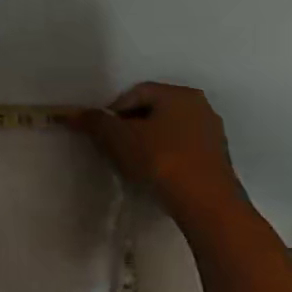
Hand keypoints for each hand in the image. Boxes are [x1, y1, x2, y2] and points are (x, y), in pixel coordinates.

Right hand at [74, 83, 243, 215]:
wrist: (203, 198)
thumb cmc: (159, 159)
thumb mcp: (118, 138)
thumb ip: (96, 122)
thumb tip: (76, 113)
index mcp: (178, 94)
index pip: (136, 92)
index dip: (112, 111)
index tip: (101, 133)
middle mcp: (199, 105)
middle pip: (153, 110)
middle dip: (129, 125)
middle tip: (114, 147)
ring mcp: (211, 131)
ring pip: (168, 129)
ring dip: (147, 141)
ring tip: (133, 162)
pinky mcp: (215, 155)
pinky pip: (181, 147)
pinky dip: (164, 154)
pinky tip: (155, 172)